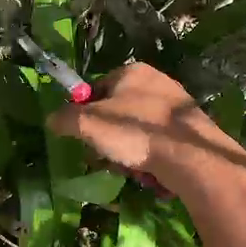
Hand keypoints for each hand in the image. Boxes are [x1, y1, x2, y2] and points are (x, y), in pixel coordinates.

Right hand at [46, 63, 244, 179]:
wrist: (192, 159)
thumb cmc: (135, 132)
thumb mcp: (87, 124)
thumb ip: (64, 118)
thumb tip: (52, 121)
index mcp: (132, 72)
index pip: (96, 90)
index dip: (86, 115)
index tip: (86, 138)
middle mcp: (157, 83)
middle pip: (116, 114)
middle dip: (108, 140)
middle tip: (107, 159)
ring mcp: (177, 108)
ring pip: (136, 133)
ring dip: (128, 154)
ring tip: (131, 171)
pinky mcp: (190, 132)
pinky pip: (158, 146)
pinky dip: (151, 161)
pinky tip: (151, 174)